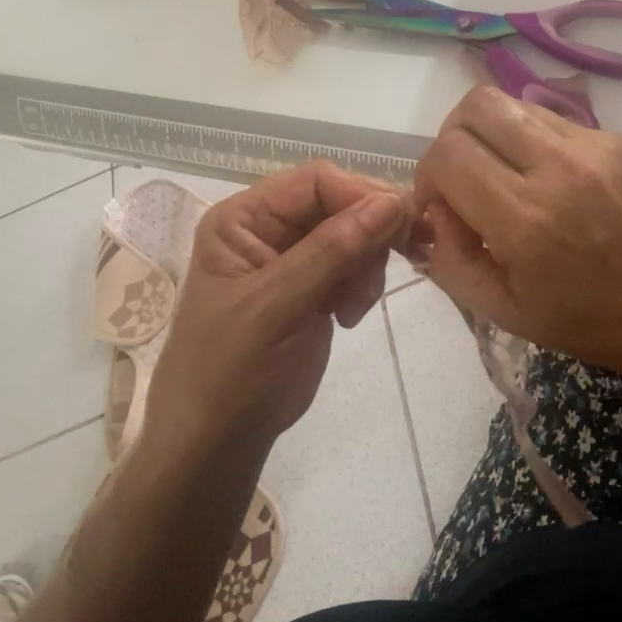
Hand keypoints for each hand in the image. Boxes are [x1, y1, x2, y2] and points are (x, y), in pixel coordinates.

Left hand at [142, 162, 409, 455]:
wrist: (218, 439)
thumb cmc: (228, 371)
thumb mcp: (275, 307)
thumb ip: (332, 251)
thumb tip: (395, 202)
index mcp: (243, 219)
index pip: (316, 182)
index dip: (362, 194)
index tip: (402, 223)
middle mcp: (269, 228)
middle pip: (342, 202)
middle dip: (372, 231)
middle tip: (398, 261)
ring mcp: (295, 258)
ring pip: (358, 231)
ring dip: (370, 262)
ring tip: (355, 306)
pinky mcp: (317, 285)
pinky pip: (358, 262)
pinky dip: (367, 282)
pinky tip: (350, 315)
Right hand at [415, 86, 621, 387]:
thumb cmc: (594, 323)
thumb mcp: (507, 312)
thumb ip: (452, 258)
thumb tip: (434, 208)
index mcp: (526, 220)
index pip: (447, 153)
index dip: (428, 175)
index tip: (441, 204)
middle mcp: (559, 167)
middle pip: (476, 104)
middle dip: (454, 136)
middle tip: (465, 177)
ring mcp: (595, 146)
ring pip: (516, 104)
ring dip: (496, 136)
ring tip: (510, 180)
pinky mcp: (621, 140)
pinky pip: (557, 122)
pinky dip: (537, 144)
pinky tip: (556, 185)